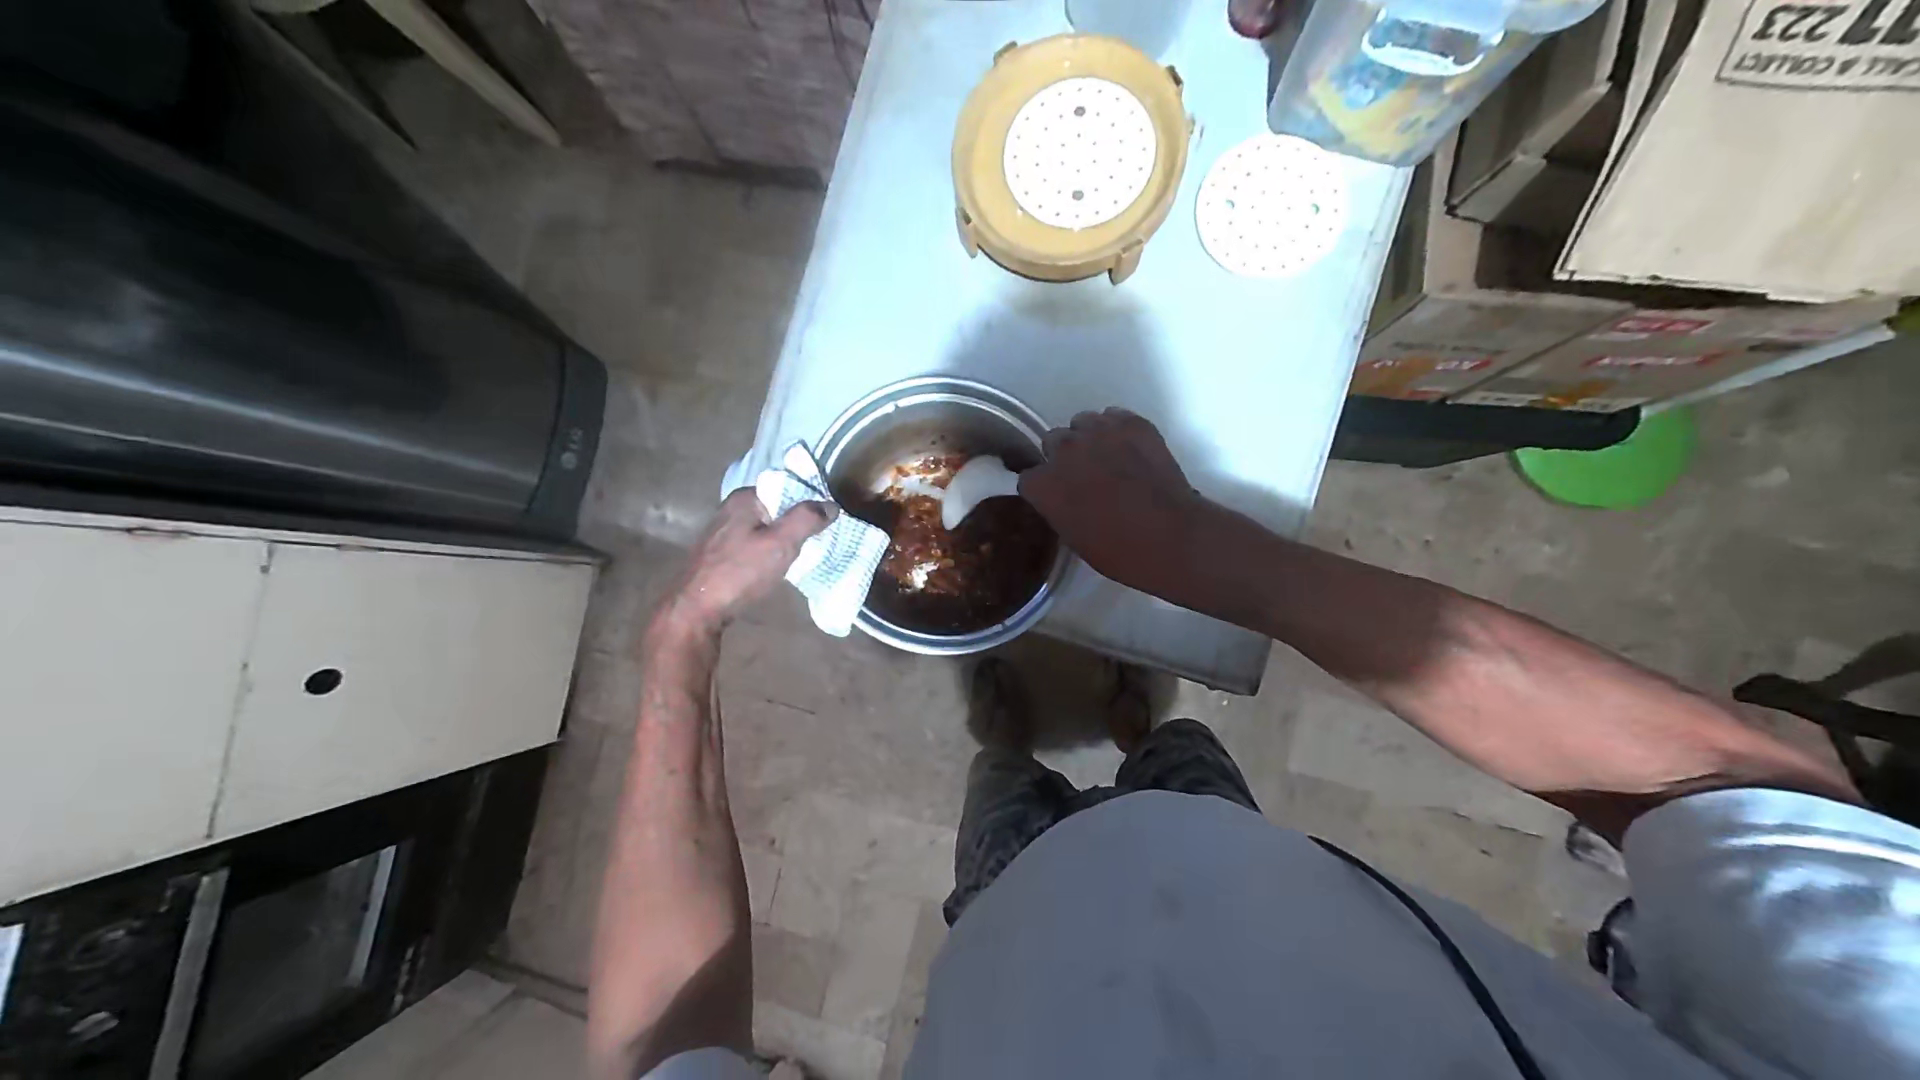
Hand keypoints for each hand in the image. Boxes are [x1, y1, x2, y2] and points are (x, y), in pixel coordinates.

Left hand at [656, 489, 833, 636]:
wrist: (696, 609)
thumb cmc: (740, 572)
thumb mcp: (781, 543)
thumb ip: (806, 519)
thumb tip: (830, 505)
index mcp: (744, 498)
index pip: (787, 489)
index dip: (810, 503)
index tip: (827, 522)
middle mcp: (730, 508)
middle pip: (776, 509)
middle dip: (797, 523)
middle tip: (819, 541)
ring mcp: (722, 531)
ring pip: (765, 528)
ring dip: (783, 540)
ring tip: (802, 556)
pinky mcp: (719, 552)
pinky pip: (753, 544)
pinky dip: (768, 552)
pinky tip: (775, 568)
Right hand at [1018, 409, 1214, 597]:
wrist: (1170, 536)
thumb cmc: (1118, 550)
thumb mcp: (1072, 535)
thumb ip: (1059, 507)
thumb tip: (1066, 497)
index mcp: (1044, 484)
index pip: (1030, 476)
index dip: (1046, 487)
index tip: (1060, 497)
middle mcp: (1064, 449)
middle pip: (1053, 441)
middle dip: (1065, 457)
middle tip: (1086, 477)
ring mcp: (1098, 431)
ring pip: (1083, 423)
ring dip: (1090, 439)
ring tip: (1110, 458)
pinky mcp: (1131, 422)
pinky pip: (1114, 416)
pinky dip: (1118, 429)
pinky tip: (1131, 449)